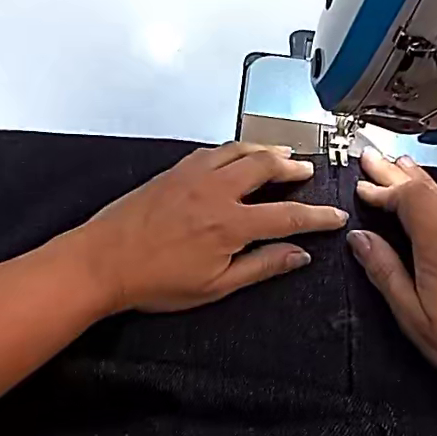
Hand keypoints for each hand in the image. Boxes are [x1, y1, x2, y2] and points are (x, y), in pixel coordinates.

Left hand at [67, 142, 348, 314]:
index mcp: (230, 224)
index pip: (289, 215)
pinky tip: (238, 154)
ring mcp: (194, 175)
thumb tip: (299, 256)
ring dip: (266, 150)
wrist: (101, 261)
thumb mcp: (214, 286)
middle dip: (293, 168)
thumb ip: (261, 267)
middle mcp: (216, 191)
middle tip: (307, 171)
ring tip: (282, 153)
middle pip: (267, 167)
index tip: (335, 216)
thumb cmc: (154, 281)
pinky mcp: (175, 170)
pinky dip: (235, 149)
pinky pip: (214, 150)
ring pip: (241, 151)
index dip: (318, 216)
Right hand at [349, 149, 436, 427]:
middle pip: (429, 191)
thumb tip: (361, 241)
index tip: (364, 189)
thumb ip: (386, 273)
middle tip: (376, 161)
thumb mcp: (416, 321)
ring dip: (425, 180)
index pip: (408, 199)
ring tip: (405, 166)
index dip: (383, 189)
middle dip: (397, 174)